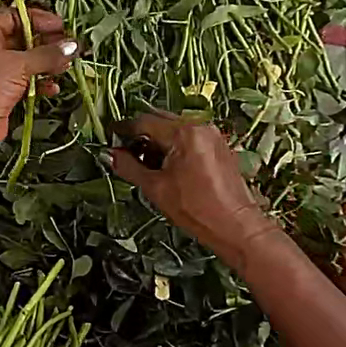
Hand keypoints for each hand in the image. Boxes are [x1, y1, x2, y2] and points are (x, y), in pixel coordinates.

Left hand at [0, 7, 77, 153]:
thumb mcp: (19, 65)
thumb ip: (47, 54)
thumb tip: (69, 46)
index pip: (14, 16)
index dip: (37, 18)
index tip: (58, 25)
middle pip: (23, 38)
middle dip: (47, 42)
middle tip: (67, 45)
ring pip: (28, 61)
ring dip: (48, 63)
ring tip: (65, 65)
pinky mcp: (4, 92)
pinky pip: (28, 81)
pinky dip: (41, 82)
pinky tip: (53, 86)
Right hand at [106, 112, 282, 266]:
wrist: (236, 226)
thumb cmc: (196, 209)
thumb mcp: (155, 188)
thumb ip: (129, 167)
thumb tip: (109, 154)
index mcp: (183, 132)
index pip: (144, 121)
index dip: (124, 130)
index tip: (110, 137)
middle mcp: (200, 126)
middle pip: (160, 120)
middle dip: (141, 134)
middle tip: (124, 152)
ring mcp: (212, 135)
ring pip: (175, 128)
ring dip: (158, 140)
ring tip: (145, 163)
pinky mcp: (219, 146)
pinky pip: (190, 137)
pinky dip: (174, 145)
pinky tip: (166, 166)